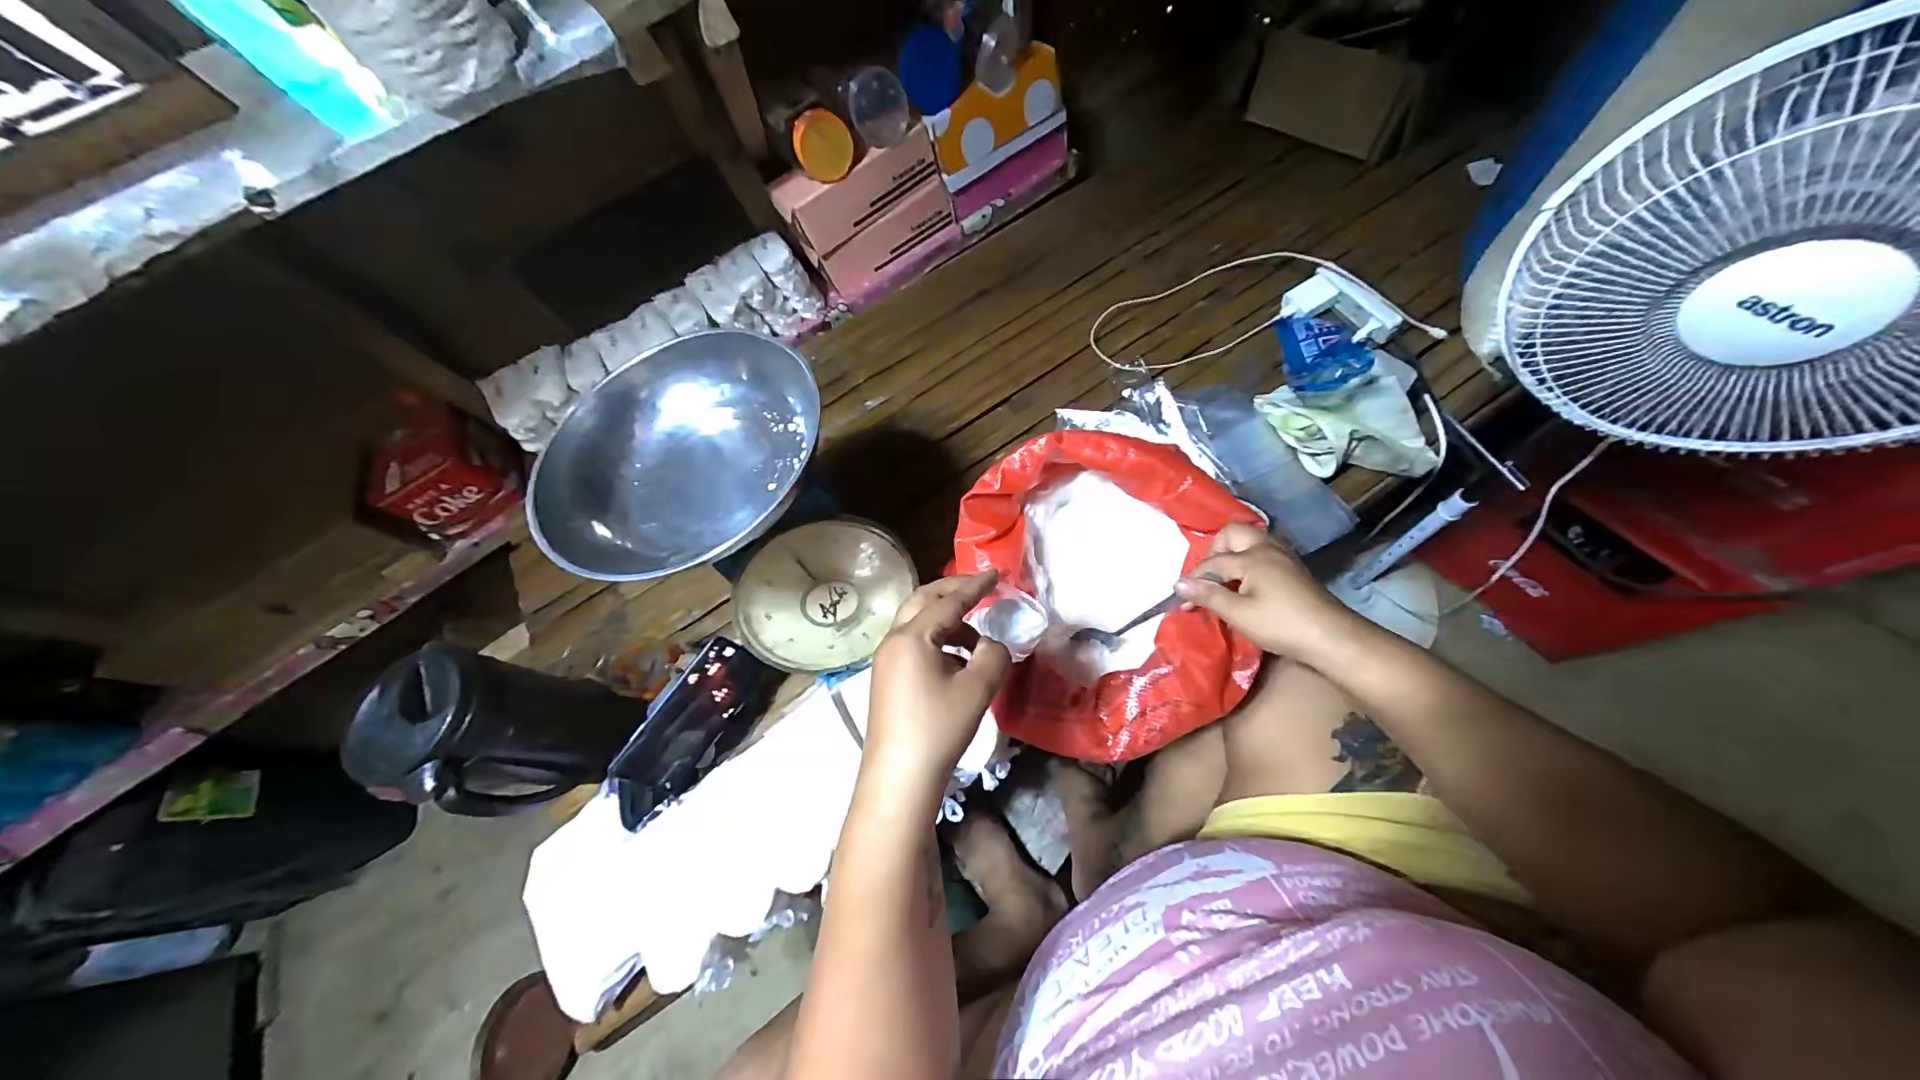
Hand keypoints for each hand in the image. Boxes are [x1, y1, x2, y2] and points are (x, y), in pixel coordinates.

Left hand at [864, 570, 1011, 799]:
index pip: (948, 601)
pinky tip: (957, 663)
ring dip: (948, 621)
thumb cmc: (938, 728)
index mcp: (912, 636)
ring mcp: (886, 660)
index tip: (997, 574)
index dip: (975, 586)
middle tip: (982, 589)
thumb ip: (994, 656)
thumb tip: (991, 645)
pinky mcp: (886, 679)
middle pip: (923, 601)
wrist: (900, 776)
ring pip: (917, 623)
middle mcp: (893, 641)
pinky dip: (938, 641)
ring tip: (977, 639)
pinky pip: (913, 644)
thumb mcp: (977, 689)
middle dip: (954, 592)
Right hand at [1174, 523, 1360, 659]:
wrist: (1332, 637)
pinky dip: (1247, 563)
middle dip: (1215, 551)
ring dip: (1232, 556)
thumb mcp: (1238, 614)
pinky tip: (1246, 586)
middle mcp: (1268, 549)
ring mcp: (1284, 557)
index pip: (1212, 563)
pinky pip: (1262, 554)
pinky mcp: (1293, 570)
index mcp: (1252, 557)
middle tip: (1209, 578)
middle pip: (1233, 533)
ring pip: (1250, 541)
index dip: (1194, 580)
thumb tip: (1178, 583)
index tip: (1182, 601)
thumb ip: (1207, 595)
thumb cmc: (1282, 625)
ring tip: (1225, 582)